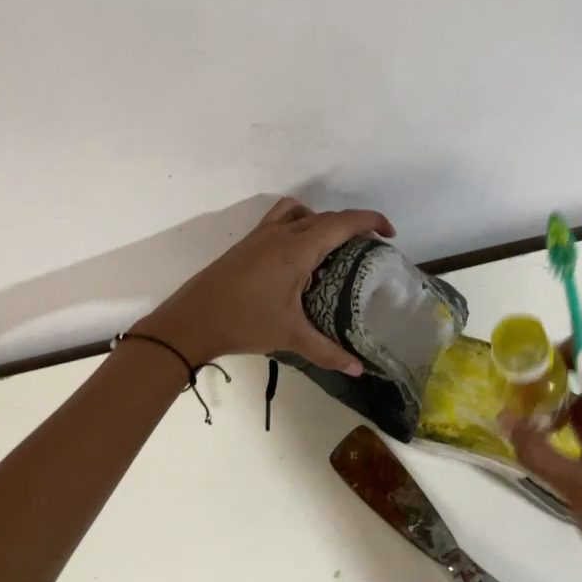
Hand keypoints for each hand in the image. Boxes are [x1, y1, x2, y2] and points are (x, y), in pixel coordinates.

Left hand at [130, 197, 393, 373]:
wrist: (191, 320)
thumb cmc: (244, 323)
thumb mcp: (290, 337)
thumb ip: (327, 352)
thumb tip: (358, 369)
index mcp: (298, 249)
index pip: (343, 222)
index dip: (371, 221)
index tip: (389, 233)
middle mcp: (282, 234)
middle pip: (326, 216)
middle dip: (352, 226)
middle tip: (368, 249)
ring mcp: (261, 235)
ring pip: (301, 212)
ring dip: (322, 220)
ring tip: (332, 246)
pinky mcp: (248, 243)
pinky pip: (281, 219)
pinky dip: (298, 224)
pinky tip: (298, 256)